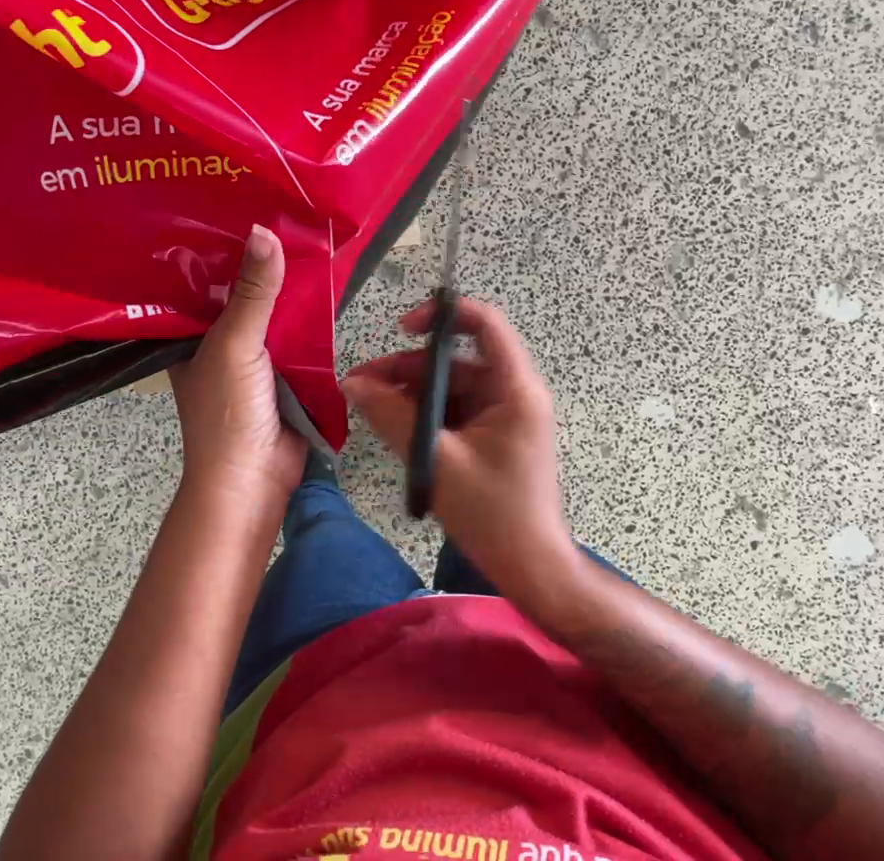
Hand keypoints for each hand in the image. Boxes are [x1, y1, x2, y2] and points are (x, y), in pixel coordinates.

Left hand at [169, 224, 306, 502]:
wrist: (254, 479)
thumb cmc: (227, 411)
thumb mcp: (235, 344)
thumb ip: (252, 292)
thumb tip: (264, 231)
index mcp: (190, 334)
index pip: (201, 280)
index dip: (219, 247)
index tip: (239, 203)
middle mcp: (218, 342)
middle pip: (241, 294)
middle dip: (260, 263)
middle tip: (285, 208)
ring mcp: (252, 360)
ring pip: (272, 314)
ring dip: (288, 289)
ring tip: (309, 233)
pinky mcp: (284, 375)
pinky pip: (296, 339)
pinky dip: (308, 319)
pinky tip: (325, 284)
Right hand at [340, 297, 585, 614]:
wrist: (531, 569)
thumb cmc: (494, 514)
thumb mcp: (437, 461)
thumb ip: (393, 417)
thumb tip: (352, 384)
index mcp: (515, 389)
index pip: (485, 324)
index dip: (443, 314)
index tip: (402, 329)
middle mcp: (512, 394)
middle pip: (455, 360)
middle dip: (407, 368)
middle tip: (359, 384)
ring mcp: (502, 417)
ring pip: (449, 387)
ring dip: (409, 393)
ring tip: (366, 406)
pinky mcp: (490, 438)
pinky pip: (452, 412)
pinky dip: (422, 415)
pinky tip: (391, 426)